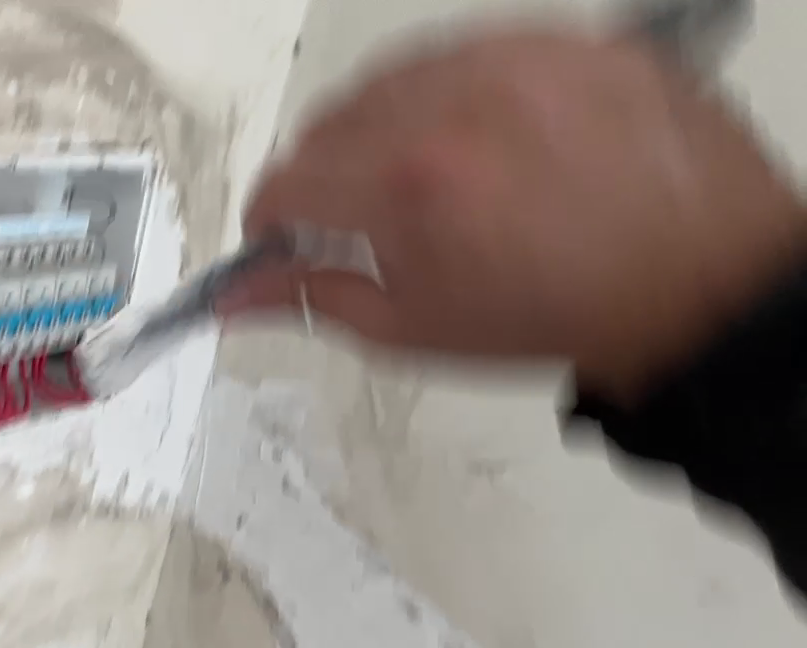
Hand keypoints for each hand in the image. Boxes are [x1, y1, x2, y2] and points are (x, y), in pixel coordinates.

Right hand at [220, 28, 806, 402]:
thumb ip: (303, 298)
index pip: (285, 182)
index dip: (264, 217)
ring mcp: (521, 65)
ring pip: (385, 80)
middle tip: (337, 217)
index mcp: (406, 187)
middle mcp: (458, 108)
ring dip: (366, 131)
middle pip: (325, 125)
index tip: (274, 235)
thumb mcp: (399, 326)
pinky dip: (435, 93)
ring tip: (397, 176)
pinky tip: (454, 136)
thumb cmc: (548, 312)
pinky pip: (464, 50)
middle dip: (313, 177)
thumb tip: (232, 298)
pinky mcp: (572, 45)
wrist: (691, 283)